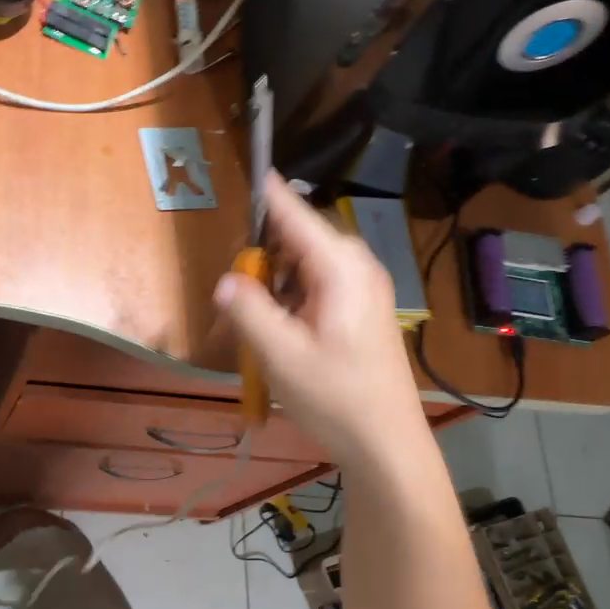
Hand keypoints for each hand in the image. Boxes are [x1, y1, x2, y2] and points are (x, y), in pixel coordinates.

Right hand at [214, 173, 427, 467]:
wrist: (385, 441)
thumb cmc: (335, 397)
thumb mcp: (282, 356)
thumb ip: (250, 312)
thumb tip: (223, 280)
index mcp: (340, 270)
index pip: (297, 215)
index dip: (269, 195)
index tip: (247, 167)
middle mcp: (357, 269)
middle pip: (301, 238)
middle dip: (264, 254)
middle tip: (235, 288)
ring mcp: (363, 290)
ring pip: (307, 264)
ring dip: (275, 281)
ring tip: (253, 316)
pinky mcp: (360, 311)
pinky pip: (318, 286)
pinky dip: (291, 297)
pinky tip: (278, 329)